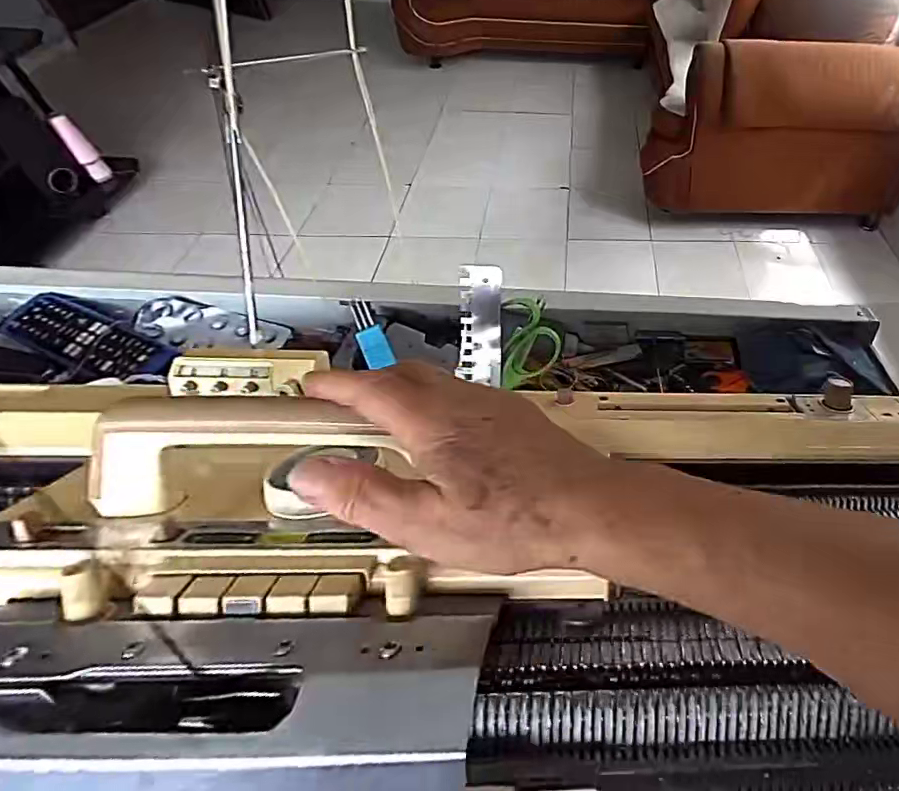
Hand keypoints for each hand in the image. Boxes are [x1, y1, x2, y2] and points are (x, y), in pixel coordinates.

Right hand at [288, 362, 623, 572]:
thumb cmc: (515, 519)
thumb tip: (311, 472)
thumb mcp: (425, 523)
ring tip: (382, 419)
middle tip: (339, 403)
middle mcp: (468, 402)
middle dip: (367, 382)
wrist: (589, 505)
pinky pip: (466, 394)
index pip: (373, 389)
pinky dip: (436, 400)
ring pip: (440, 381)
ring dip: (403, 389)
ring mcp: (498, 405)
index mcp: (437, 424)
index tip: (310, 387)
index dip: (336, 385)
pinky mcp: (519, 416)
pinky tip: (441, 431)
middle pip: (408, 374)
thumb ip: (365, 495)